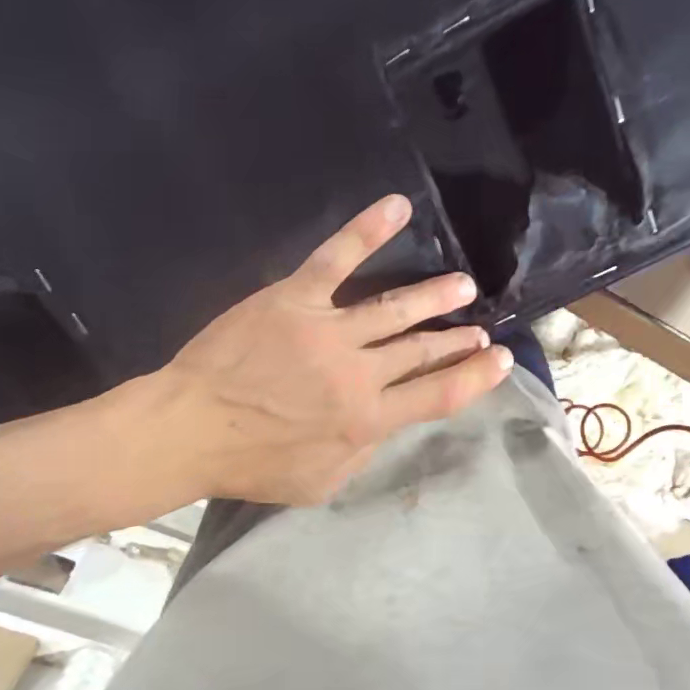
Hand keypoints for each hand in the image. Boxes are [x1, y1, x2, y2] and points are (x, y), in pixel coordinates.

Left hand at [157, 194, 512, 504]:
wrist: (189, 429)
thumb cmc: (251, 463)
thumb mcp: (319, 483)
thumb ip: (362, 453)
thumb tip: (389, 424)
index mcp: (367, 421)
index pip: (438, 394)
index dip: (475, 377)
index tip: (500, 361)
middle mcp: (359, 373)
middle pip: (422, 350)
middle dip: (457, 340)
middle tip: (480, 328)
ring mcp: (329, 331)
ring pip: (395, 307)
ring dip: (434, 296)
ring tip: (462, 287)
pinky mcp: (296, 298)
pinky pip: (338, 258)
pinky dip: (369, 230)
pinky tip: (398, 206)